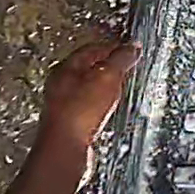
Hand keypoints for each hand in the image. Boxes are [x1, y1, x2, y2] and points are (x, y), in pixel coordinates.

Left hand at [35, 41, 138, 160]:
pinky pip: (90, 103)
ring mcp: (64, 104)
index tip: (132, 48)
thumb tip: (133, 46)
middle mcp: (61, 84)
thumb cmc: (81, 110)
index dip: (115, 46)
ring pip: (90, 86)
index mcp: (66, 67)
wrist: (66, 148)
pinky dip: (103, 100)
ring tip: (123, 84)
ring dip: (107, 84)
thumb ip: (122, 58)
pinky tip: (111, 106)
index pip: (94, 48)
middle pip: (90, 67)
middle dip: (110, 65)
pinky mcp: (71, 121)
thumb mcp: (108, 76)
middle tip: (129, 64)